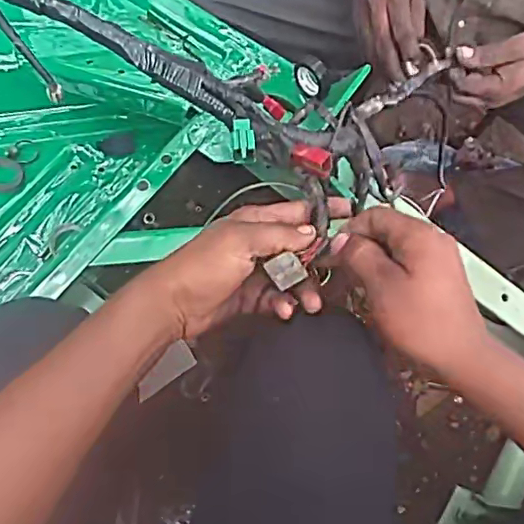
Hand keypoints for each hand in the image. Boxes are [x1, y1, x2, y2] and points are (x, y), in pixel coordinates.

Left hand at [131, 199, 347, 339]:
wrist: (174, 305)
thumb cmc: (200, 266)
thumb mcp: (241, 241)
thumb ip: (279, 234)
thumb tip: (311, 232)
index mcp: (255, 222)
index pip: (297, 212)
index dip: (323, 213)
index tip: (349, 215)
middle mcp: (259, 244)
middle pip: (301, 248)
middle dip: (318, 261)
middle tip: (332, 272)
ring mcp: (256, 271)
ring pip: (293, 277)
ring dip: (304, 289)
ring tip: (309, 302)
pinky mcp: (252, 297)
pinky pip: (279, 298)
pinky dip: (285, 304)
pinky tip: (284, 310)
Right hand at [331, 207, 494, 376]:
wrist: (462, 358)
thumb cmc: (421, 323)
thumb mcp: (381, 286)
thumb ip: (359, 255)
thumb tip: (343, 238)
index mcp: (420, 234)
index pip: (375, 214)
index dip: (349, 231)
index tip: (333, 254)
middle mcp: (434, 238)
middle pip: (386, 230)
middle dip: (360, 248)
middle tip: (342, 272)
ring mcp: (440, 257)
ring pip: (396, 248)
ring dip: (373, 262)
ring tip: (360, 286)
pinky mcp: (442, 276)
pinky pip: (408, 263)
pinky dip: (390, 273)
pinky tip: (381, 293)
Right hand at [352, 0, 428, 82]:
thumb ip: (418, 20)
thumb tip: (420, 48)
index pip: (403, 30)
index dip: (409, 52)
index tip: (416, 69)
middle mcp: (377, 8)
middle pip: (384, 44)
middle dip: (393, 67)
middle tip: (402, 83)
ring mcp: (363, 18)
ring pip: (371, 49)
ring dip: (382, 69)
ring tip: (392, 84)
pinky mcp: (355, 25)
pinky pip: (364, 47)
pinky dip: (373, 62)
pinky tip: (380, 73)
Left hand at [448, 33, 523, 110]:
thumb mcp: (513, 47)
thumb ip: (486, 54)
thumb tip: (460, 55)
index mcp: (496, 90)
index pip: (463, 85)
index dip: (455, 70)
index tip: (454, 53)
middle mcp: (492, 101)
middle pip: (460, 96)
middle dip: (454, 78)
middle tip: (458, 58)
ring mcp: (493, 103)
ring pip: (465, 98)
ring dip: (460, 82)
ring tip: (465, 62)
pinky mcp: (494, 100)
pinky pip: (473, 97)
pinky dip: (468, 85)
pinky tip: (473, 70)